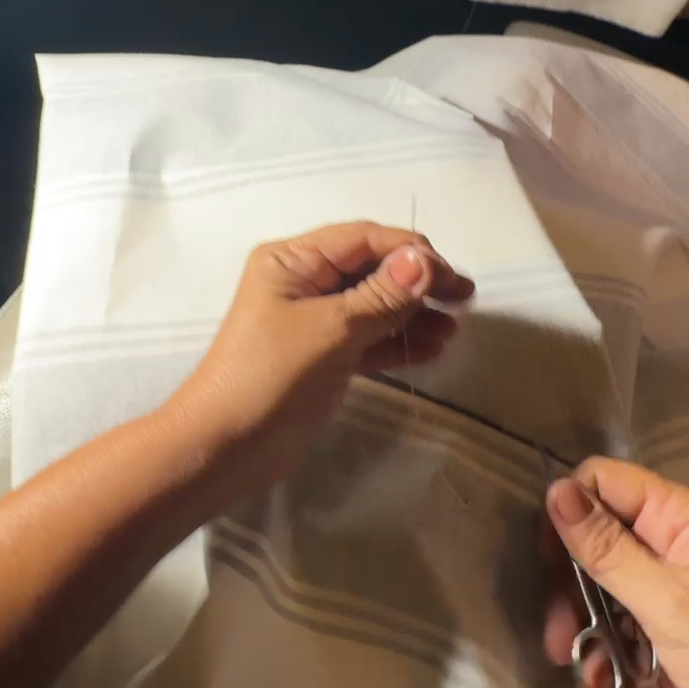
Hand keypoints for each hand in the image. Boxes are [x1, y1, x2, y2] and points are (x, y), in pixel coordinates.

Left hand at [162, 222, 474, 497]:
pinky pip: (368, 337)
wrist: (225, 449)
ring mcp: (314, 319)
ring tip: (451, 331)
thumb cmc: (270, 377)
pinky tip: (432, 349)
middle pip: (371, 268)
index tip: (451, 276)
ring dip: (413, 314)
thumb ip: (381, 296)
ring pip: (374, 304)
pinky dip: (398, 341)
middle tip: (464, 299)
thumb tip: (425, 260)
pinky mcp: (324, 354)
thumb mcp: (330, 330)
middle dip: (417, 281)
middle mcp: (304, 281)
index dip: (409, 251)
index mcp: (293, 260)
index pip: (362, 238)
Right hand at [543, 458, 688, 687]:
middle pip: (599, 535)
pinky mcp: (679, 629)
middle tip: (556, 631)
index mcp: (681, 516)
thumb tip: (553, 488)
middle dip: (572, 582)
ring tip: (578, 665)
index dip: (569, 508)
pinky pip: (629, 622)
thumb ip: (608, 547)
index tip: (546, 559)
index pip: (604, 480)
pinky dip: (612, 649)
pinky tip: (604, 677)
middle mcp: (676, 540)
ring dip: (586, 622)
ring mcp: (678, 587)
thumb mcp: (669, 605)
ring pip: (608, 583)